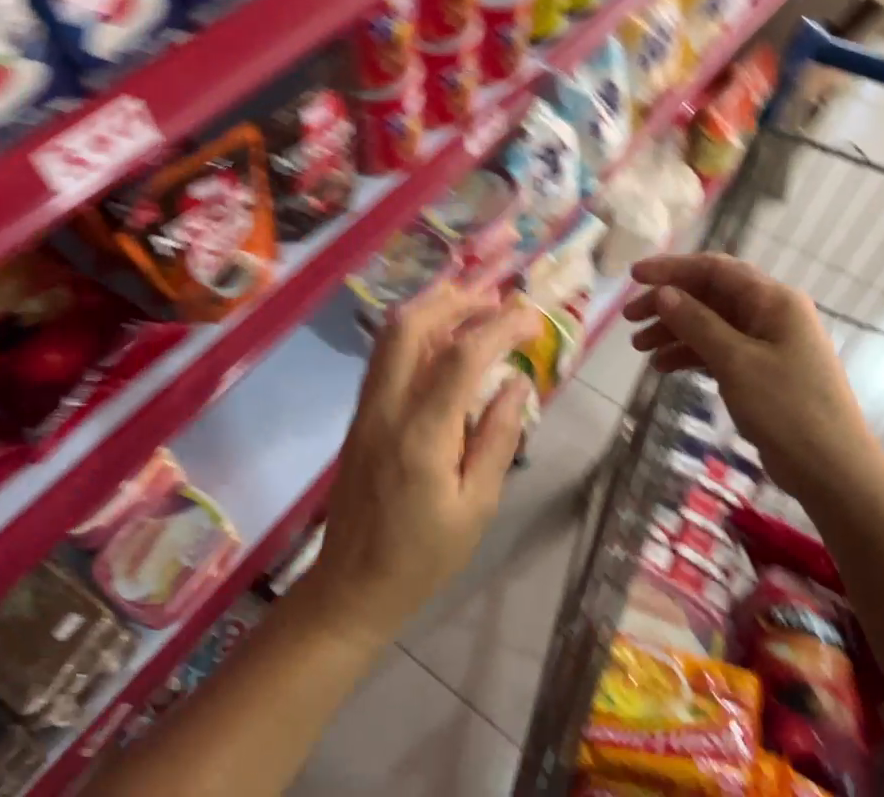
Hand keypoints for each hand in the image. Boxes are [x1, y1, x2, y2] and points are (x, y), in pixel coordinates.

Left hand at [299, 284, 544, 645]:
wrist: (352, 585)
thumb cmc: (423, 557)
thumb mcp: (476, 508)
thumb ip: (497, 439)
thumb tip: (517, 383)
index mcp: (421, 436)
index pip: (461, 358)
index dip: (499, 327)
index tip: (531, 317)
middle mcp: (386, 409)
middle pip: (410, 327)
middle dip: (455, 300)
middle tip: (495, 298)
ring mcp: (366, 409)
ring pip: (390, 336)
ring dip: (431, 309)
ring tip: (472, 304)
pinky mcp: (360, 416)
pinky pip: (385, 357)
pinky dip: (415, 333)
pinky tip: (442, 339)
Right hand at [623, 254, 883, 502]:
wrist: (832, 469)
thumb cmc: (787, 408)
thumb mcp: (736, 362)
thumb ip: (697, 323)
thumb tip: (664, 293)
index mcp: (774, 300)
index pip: (715, 269)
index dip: (672, 269)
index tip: (633, 277)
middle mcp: (772, 314)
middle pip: (711, 295)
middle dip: (668, 303)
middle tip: (630, 319)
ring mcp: (769, 344)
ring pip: (712, 324)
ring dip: (675, 331)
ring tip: (639, 349)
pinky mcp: (763, 371)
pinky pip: (720, 350)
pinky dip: (691, 354)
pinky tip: (664, 368)